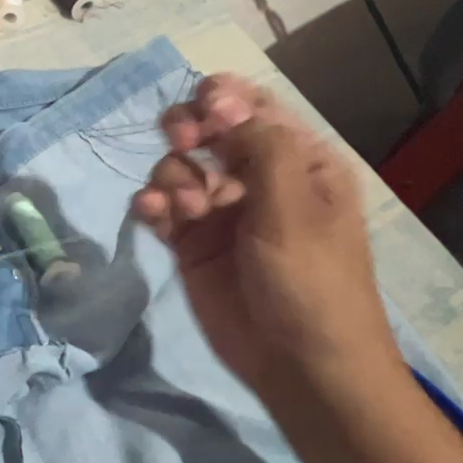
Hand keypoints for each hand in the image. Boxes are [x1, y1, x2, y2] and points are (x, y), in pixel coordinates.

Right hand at [131, 75, 402, 396]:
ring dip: (173, 176)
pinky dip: (151, 204)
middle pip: (207, 131)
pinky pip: (160, 208)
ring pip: (178, 168)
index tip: (203, 113)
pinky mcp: (190, 243)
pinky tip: (152, 214)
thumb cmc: (312, 281)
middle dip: (188, 131)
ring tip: (184, 208)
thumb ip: (259, 147)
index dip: (222, 99)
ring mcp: (220, 212)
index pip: (254, 108)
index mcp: (299, 161)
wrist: (299, 363)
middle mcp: (257, 178)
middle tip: (185, 144)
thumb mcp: (294, 208)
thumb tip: (222, 100)